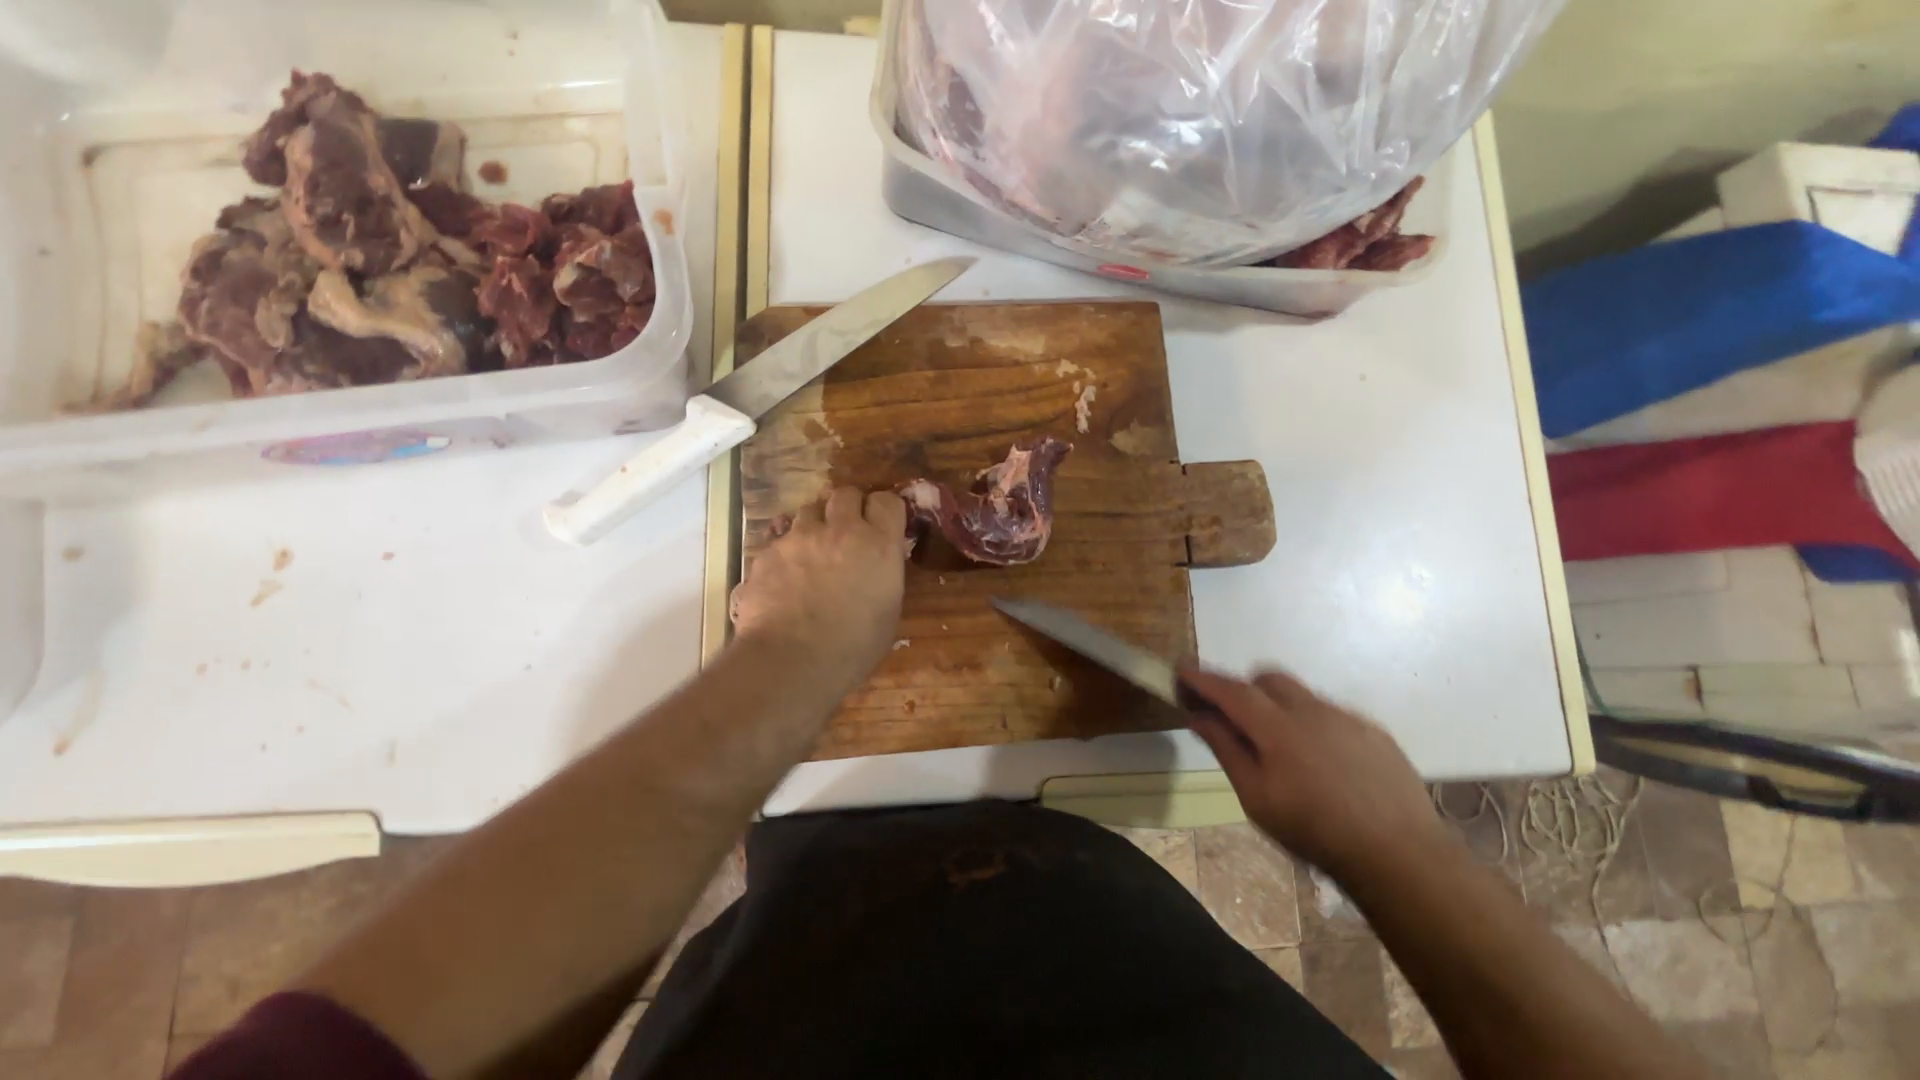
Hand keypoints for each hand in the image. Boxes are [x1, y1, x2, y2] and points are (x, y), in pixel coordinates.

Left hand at [730, 487, 908, 689]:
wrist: (792, 661)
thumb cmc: (852, 648)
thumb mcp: (887, 611)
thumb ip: (882, 577)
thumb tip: (875, 568)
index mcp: (878, 546)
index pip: (887, 501)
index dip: (882, 511)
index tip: (880, 526)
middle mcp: (840, 531)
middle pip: (845, 494)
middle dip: (847, 508)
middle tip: (845, 533)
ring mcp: (799, 538)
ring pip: (808, 512)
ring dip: (814, 527)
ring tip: (811, 554)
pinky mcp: (767, 552)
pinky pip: (779, 541)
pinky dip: (785, 554)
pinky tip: (784, 581)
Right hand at [1181, 666, 1448, 878]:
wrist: (1400, 855)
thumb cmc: (1315, 832)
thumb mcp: (1257, 799)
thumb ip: (1227, 750)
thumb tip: (1200, 717)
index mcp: (1278, 728)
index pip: (1231, 690)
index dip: (1202, 678)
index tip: (1180, 671)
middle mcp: (1313, 710)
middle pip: (1268, 679)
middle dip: (1242, 689)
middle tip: (1230, 717)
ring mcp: (1348, 718)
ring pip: (1302, 696)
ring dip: (1279, 708)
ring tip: (1280, 751)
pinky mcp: (1374, 732)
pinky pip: (1332, 715)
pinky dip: (1312, 726)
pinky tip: (1321, 765)